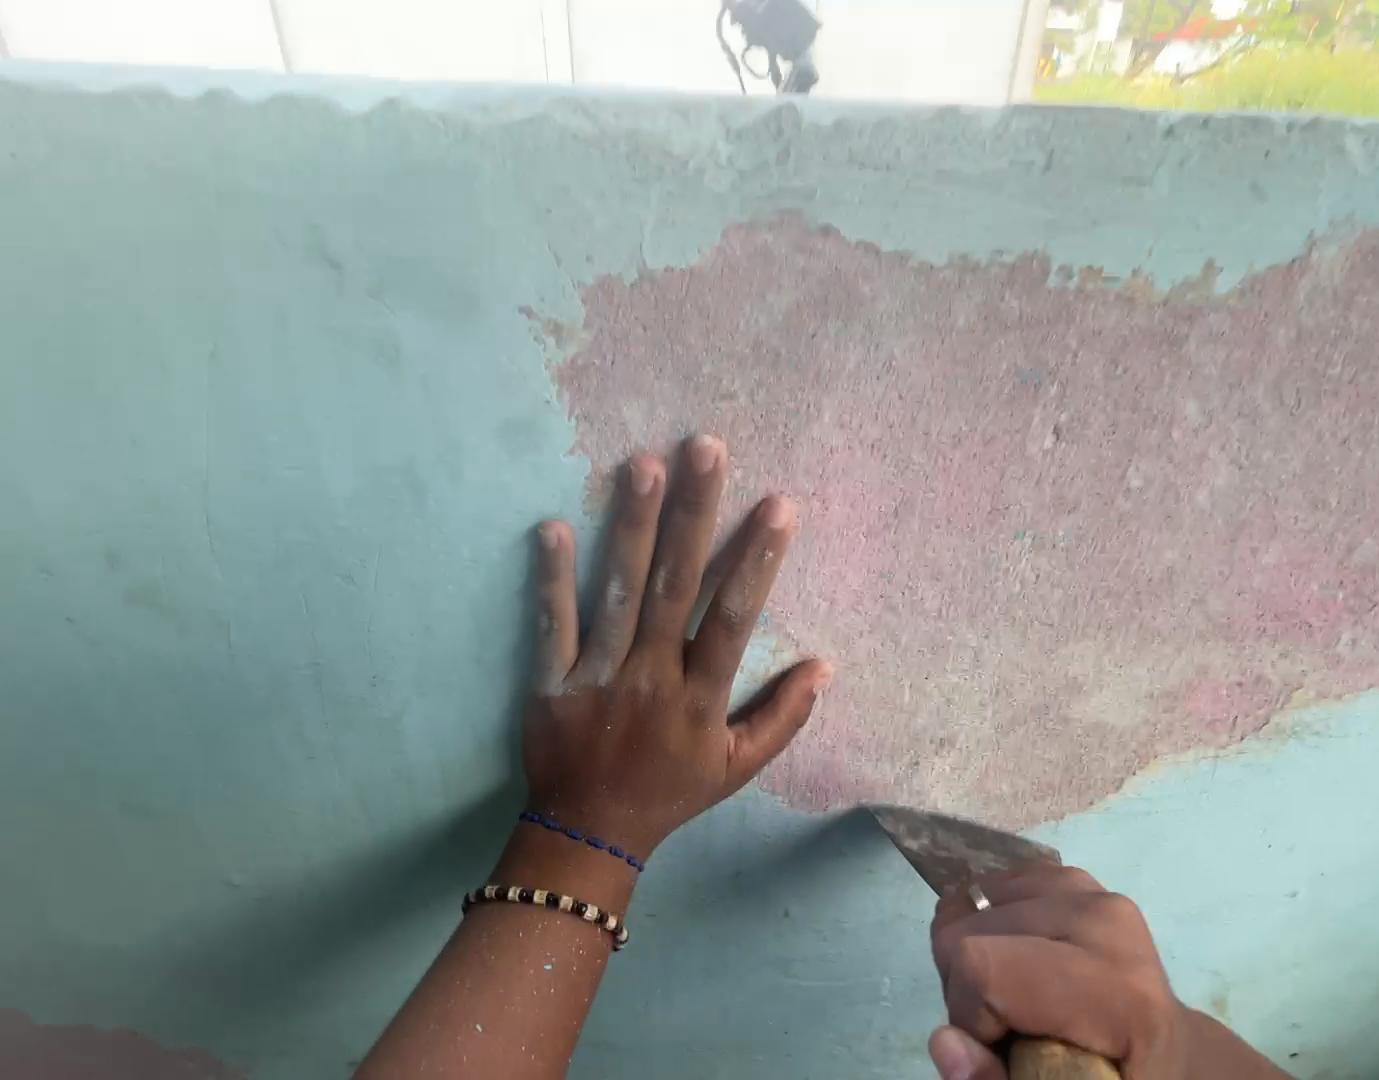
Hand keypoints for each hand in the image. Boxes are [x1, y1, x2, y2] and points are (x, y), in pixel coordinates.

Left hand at [526, 434, 833, 855]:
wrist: (589, 833)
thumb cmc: (671, 792)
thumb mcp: (739, 768)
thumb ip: (784, 717)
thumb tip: (827, 665)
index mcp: (700, 697)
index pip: (735, 618)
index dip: (758, 561)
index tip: (779, 505)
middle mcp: (652, 677)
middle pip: (676, 587)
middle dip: (694, 514)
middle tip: (705, 448)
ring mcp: (597, 676)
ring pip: (618, 593)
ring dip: (632, 527)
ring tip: (643, 464)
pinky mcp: (551, 682)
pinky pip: (551, 626)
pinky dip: (552, 579)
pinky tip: (553, 527)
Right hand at [927, 863, 1188, 1079]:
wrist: (1170, 1057)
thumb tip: (945, 1043)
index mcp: (1118, 994)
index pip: (984, 967)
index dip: (966, 1015)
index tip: (996, 1050)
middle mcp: (1105, 920)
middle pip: (964, 930)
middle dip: (964, 984)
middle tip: (1004, 1026)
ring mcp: (1087, 888)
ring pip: (968, 900)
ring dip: (970, 951)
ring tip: (1013, 993)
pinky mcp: (1069, 873)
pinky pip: (986, 884)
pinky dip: (983, 922)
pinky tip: (1015, 956)